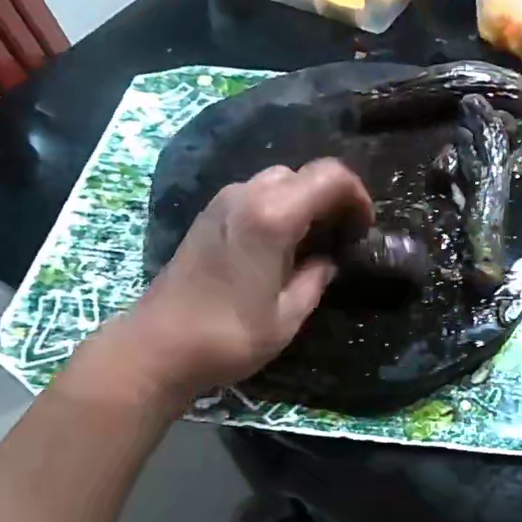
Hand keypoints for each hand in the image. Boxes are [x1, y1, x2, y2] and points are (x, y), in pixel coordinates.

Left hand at [91, 160, 372, 404]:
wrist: (156, 348)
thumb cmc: (229, 336)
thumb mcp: (289, 314)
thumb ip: (316, 278)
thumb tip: (328, 261)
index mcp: (272, 217)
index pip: (330, 177)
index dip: (357, 196)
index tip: (364, 228)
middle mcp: (246, 196)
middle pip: (304, 173)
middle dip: (332, 198)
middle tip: (343, 235)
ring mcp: (223, 203)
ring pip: (279, 180)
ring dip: (305, 202)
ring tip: (316, 241)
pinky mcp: (209, 216)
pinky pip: (257, 194)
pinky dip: (281, 207)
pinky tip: (284, 245)